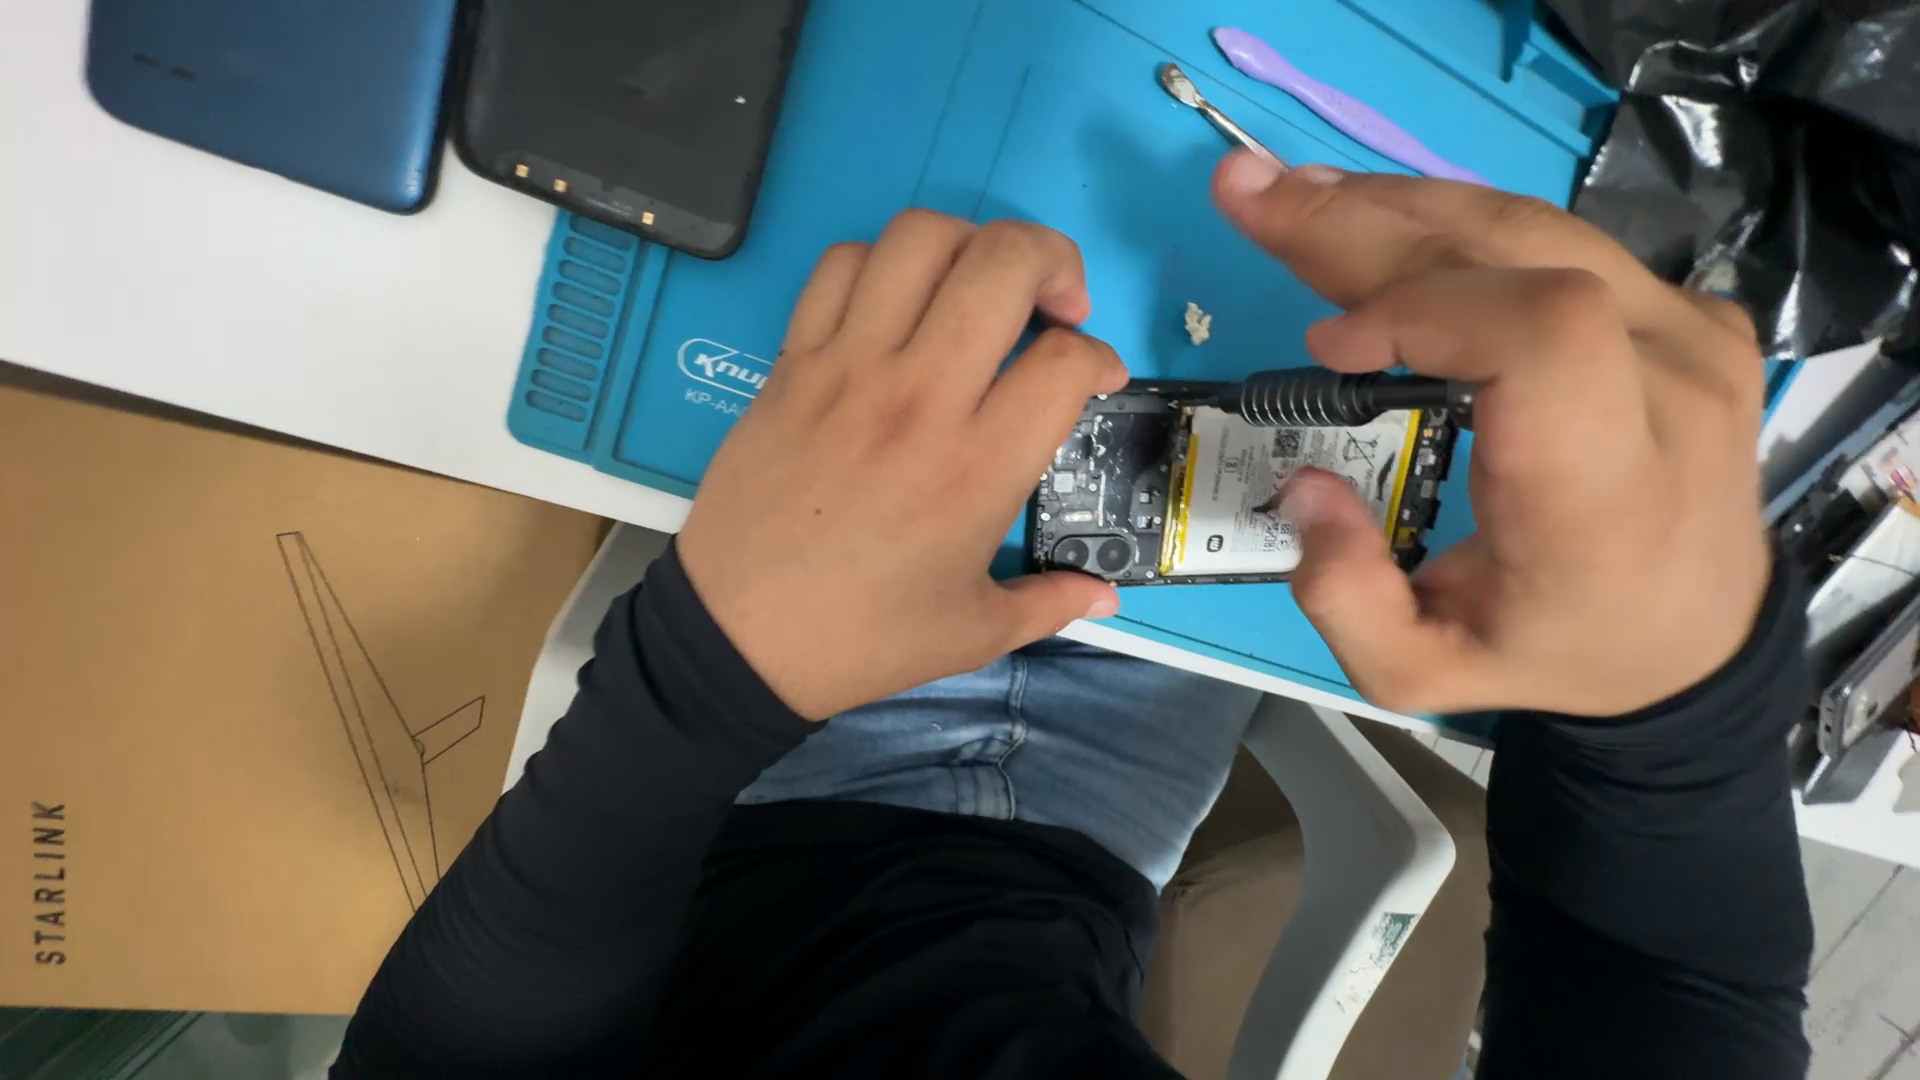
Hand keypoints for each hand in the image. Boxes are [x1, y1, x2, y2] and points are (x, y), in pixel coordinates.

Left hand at [677, 210, 1127, 719]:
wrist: (739, 636)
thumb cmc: (862, 637)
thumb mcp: (973, 633)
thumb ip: (1052, 605)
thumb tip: (1106, 598)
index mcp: (979, 466)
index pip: (1065, 361)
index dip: (1102, 358)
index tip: (1096, 378)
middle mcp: (920, 396)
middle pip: (1004, 262)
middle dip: (1054, 261)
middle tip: (1057, 304)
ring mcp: (848, 369)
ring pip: (920, 239)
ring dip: (970, 244)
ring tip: (978, 290)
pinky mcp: (792, 363)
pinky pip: (839, 267)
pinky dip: (881, 263)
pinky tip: (896, 306)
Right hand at [1213, 154, 1771, 716]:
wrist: (1686, 640)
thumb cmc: (1542, 651)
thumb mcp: (1413, 670)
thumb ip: (1341, 597)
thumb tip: (1302, 483)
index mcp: (1602, 484)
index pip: (1538, 335)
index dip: (1416, 311)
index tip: (1324, 346)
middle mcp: (1666, 384)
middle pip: (1512, 254)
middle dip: (1361, 224)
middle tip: (1251, 198)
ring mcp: (1684, 333)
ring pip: (1524, 226)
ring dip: (1388, 208)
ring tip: (1290, 197)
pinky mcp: (1672, 312)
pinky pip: (1541, 240)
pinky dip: (1438, 223)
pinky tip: (1369, 217)